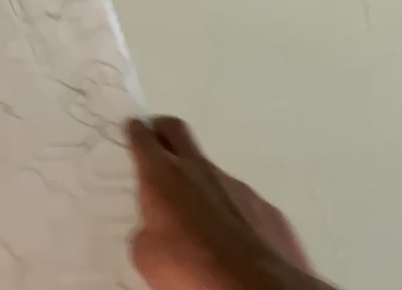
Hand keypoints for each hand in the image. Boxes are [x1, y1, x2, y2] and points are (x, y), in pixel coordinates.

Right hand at [128, 117, 322, 289]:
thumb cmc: (192, 271)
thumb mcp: (147, 258)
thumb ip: (146, 232)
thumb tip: (154, 231)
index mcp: (163, 174)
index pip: (142, 136)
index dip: (135, 132)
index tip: (132, 132)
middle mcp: (199, 169)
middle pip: (176, 130)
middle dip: (163, 132)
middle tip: (157, 146)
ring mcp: (238, 186)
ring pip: (211, 172)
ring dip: (200, 184)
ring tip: (200, 220)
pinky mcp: (268, 210)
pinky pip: (242, 203)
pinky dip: (232, 213)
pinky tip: (234, 243)